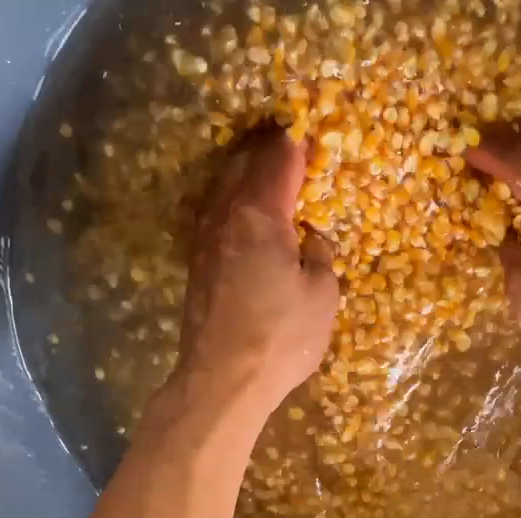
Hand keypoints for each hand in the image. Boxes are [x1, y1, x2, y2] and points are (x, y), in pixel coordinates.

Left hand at [177, 128, 341, 411]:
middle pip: (244, 165)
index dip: (298, 144)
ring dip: (246, 176)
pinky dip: (234, 205)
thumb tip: (310, 239)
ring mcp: (205, 240)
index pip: (279, 160)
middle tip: (291, 146)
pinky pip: (217, 216)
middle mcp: (226, 216)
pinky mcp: (198, 266)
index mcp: (260, 213)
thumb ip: (320, 256)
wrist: (223, 379)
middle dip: (268, 152)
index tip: (312, 135)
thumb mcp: (322, 296)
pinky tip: (247, 217)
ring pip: (224, 189)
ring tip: (268, 175)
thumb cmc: (281, 337)